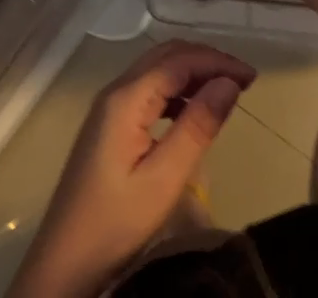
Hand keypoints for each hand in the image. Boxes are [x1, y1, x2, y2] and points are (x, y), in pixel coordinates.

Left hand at [9, 41, 256, 297]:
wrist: (65, 261)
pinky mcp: (110, 125)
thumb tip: (229, 83)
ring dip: (193, 72)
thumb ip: (198, 126)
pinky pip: (149, 90)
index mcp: (126, 99)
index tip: (253, 78)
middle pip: (166, 56)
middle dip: (208, 60)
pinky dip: (178, 90)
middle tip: (244, 81)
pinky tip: (194, 111)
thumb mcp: (165, 178)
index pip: (179, 60)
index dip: (218, 62)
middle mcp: (115, 92)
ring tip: (226, 93)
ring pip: (157, 70)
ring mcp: (109, 108)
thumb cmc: (116, 221)